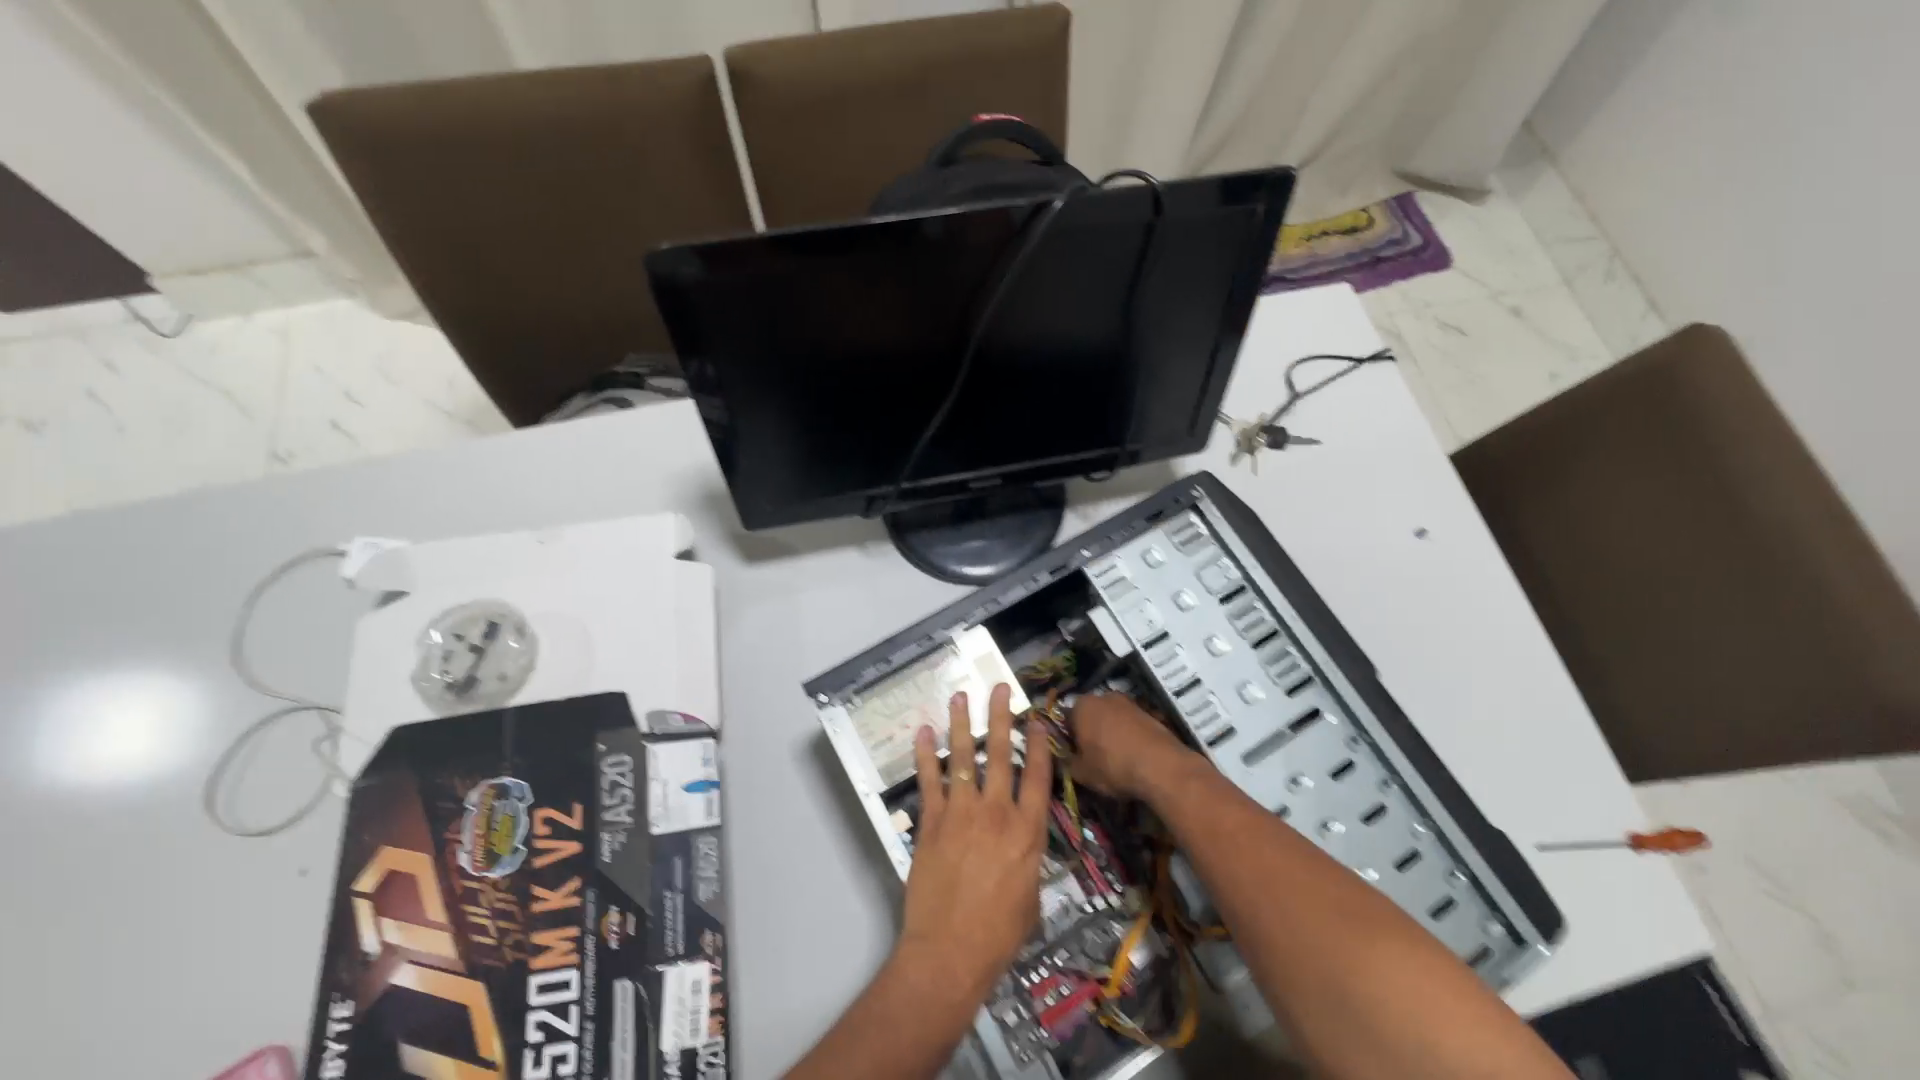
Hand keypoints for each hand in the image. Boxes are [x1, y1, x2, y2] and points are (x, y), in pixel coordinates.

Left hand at [895, 684, 1053, 1000]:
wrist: (952, 950)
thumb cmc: (999, 934)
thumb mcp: (1032, 897)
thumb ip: (1029, 862)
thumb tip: (1023, 847)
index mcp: (1029, 832)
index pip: (1038, 776)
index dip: (1038, 744)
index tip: (1035, 718)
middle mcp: (997, 814)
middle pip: (1000, 755)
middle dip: (1000, 718)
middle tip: (998, 689)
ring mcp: (961, 815)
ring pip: (963, 759)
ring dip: (961, 725)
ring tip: (960, 697)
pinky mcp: (931, 824)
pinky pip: (929, 781)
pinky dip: (926, 755)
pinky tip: (923, 733)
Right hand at [1066, 692, 1197, 799]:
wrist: (1162, 767)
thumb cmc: (1112, 766)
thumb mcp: (1081, 773)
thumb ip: (1067, 762)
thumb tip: (1065, 759)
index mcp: (1082, 706)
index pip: (1066, 719)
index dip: (1068, 739)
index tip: (1074, 756)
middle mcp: (1104, 696)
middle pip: (1091, 715)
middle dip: (1090, 732)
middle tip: (1093, 757)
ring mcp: (1130, 702)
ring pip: (1113, 719)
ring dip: (1111, 734)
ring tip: (1116, 758)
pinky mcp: (1151, 713)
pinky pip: (1132, 725)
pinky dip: (1130, 736)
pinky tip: (1134, 756)